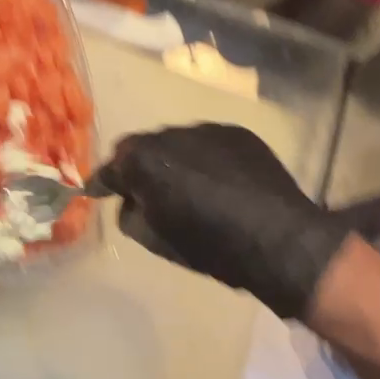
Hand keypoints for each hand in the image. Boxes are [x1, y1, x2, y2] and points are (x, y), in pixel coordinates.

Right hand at [95, 123, 350, 318]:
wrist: (281, 241)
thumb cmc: (210, 248)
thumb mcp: (156, 240)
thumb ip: (131, 213)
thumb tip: (131, 201)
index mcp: (143, 162)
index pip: (111, 166)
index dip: (103, 182)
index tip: (99, 193)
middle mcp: (170, 135)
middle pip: (142, 148)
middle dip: (140, 168)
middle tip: (147, 192)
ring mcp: (205, 130)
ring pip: (175, 142)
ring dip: (173, 160)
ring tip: (187, 186)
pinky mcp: (236, 133)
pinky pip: (207, 143)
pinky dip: (204, 158)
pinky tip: (217, 181)